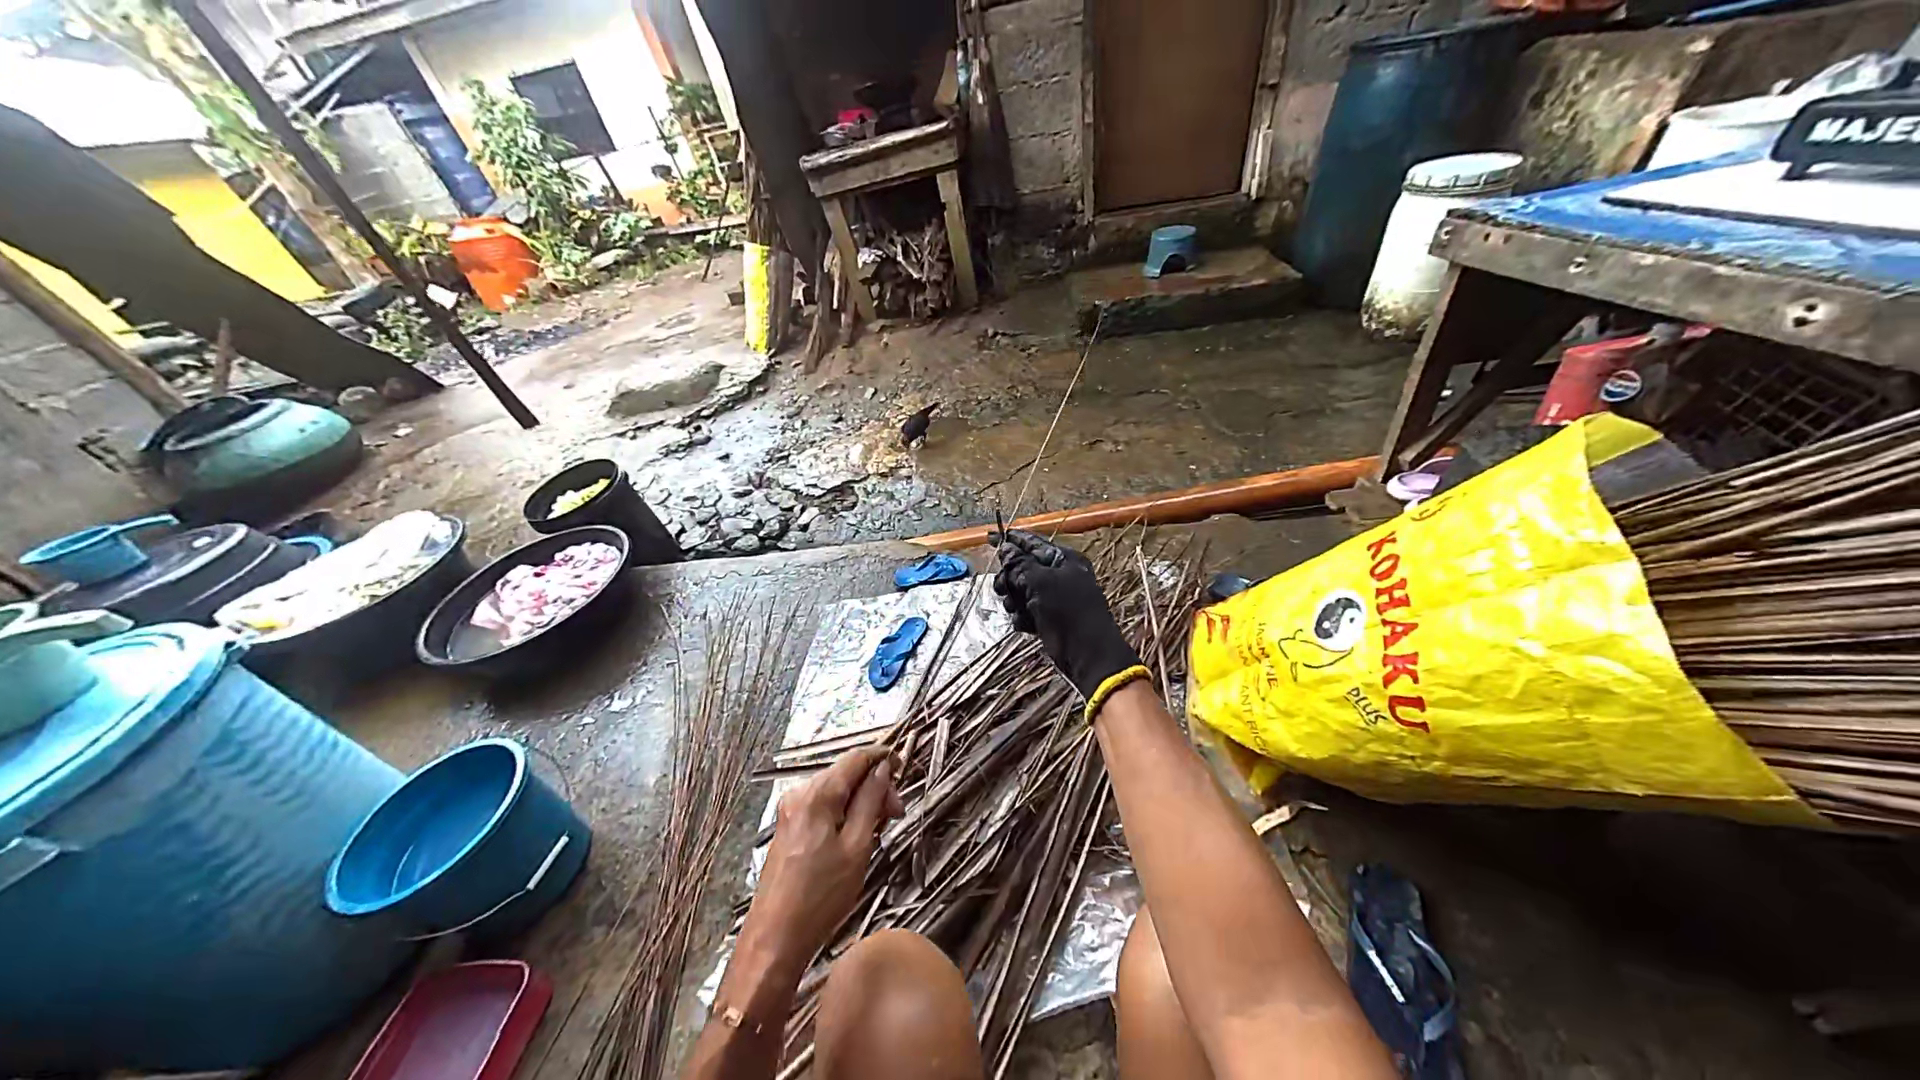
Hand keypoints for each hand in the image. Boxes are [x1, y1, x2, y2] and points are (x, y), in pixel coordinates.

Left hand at [744, 746, 904, 973]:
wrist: (776, 936)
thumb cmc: (817, 899)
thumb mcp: (857, 847)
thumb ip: (871, 802)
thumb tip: (882, 772)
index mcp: (817, 795)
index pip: (856, 758)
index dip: (883, 758)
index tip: (902, 765)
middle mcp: (799, 795)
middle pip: (846, 773)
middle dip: (874, 786)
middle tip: (895, 812)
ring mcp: (791, 810)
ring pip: (836, 789)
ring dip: (861, 801)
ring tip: (878, 828)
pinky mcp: (790, 827)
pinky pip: (824, 806)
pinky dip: (844, 812)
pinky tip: (857, 834)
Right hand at [991, 529, 1141, 697]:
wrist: (1089, 656)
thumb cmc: (1069, 613)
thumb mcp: (1041, 583)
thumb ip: (1019, 564)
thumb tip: (1005, 547)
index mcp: (1064, 560)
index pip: (1032, 543)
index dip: (1010, 540)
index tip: (990, 536)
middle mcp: (1060, 576)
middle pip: (1023, 568)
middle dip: (1009, 578)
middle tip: (1002, 588)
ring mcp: (1055, 598)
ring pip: (1021, 591)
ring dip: (1014, 600)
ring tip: (1016, 609)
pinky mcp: (1050, 618)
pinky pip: (1026, 610)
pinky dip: (1022, 616)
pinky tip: (1025, 624)